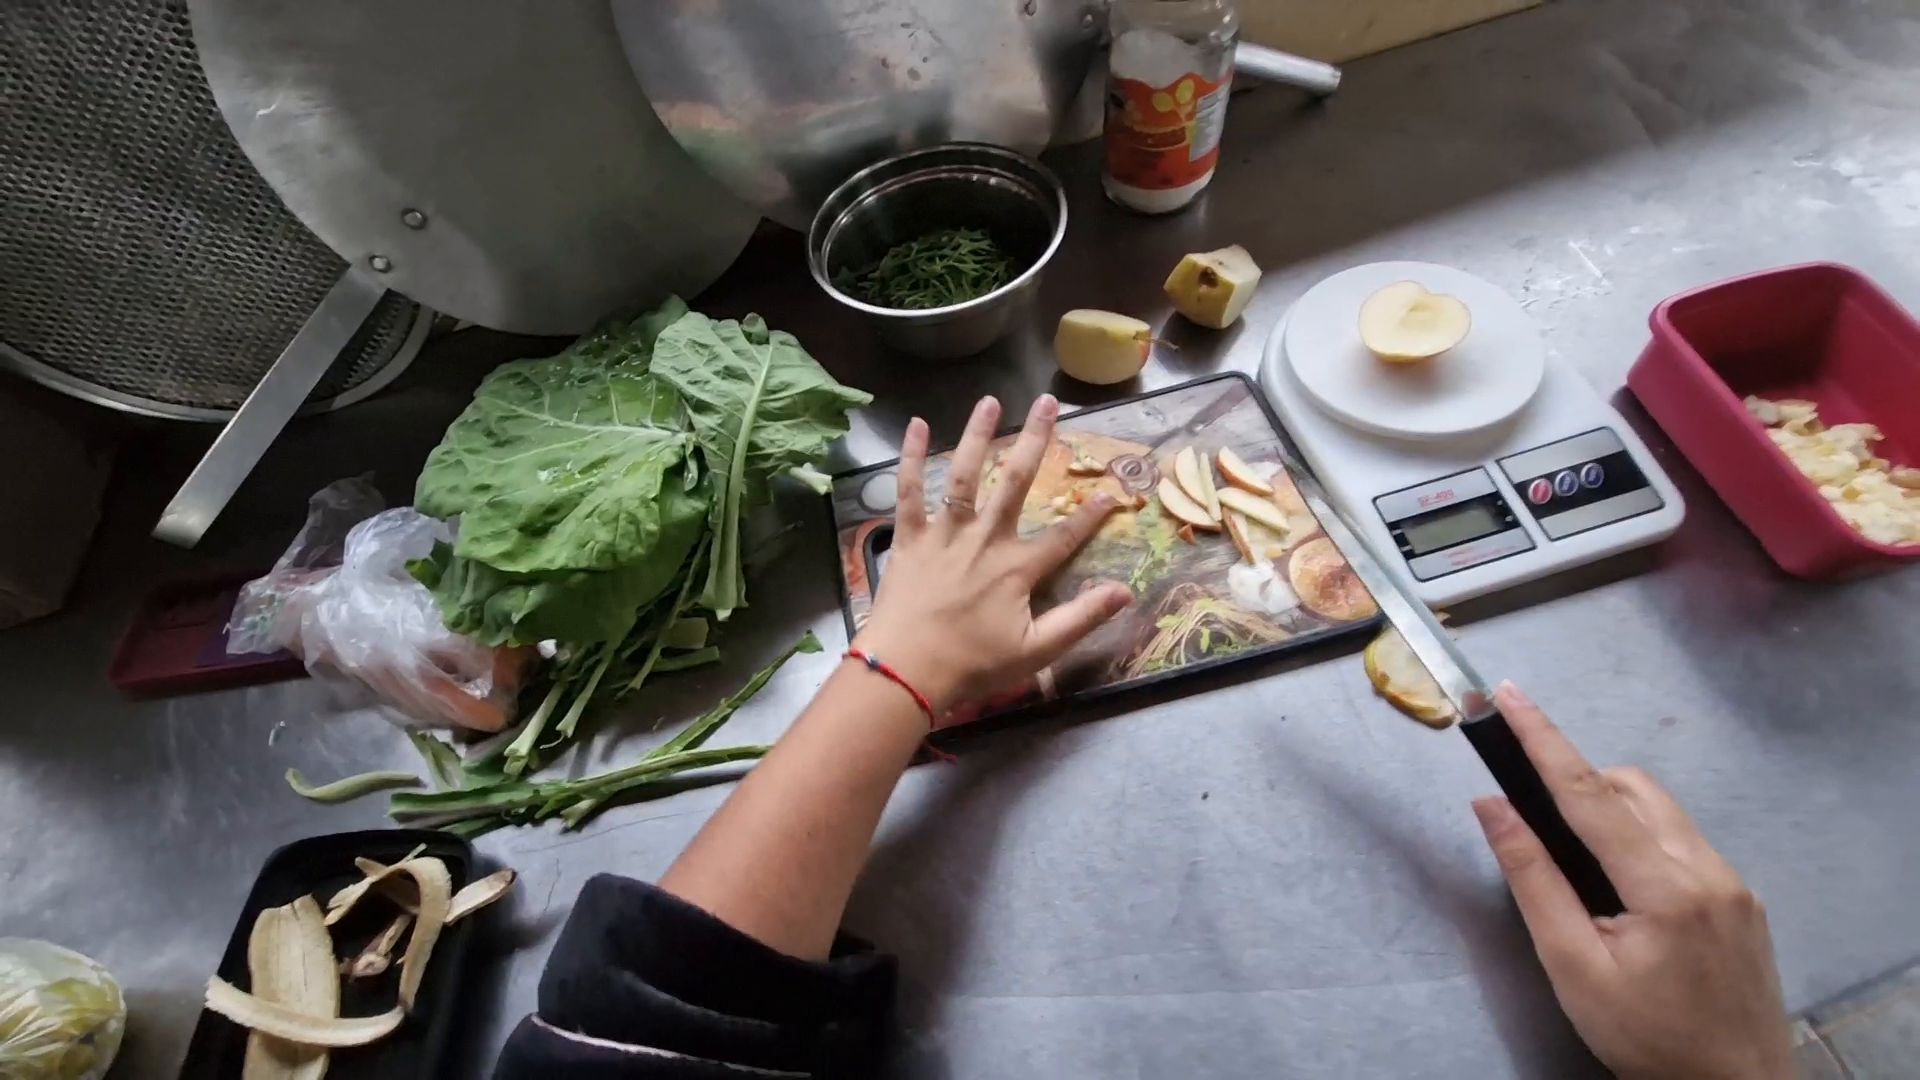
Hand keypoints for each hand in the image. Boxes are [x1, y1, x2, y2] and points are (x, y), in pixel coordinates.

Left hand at [854, 394, 1133, 714]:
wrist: (906, 671)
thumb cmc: (973, 664)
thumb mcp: (1037, 650)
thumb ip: (1083, 618)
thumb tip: (1126, 591)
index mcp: (1018, 567)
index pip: (1065, 535)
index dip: (1091, 515)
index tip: (1112, 492)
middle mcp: (985, 538)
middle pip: (1016, 482)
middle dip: (1036, 440)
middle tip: (1049, 403)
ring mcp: (945, 533)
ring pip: (965, 474)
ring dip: (978, 435)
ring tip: (990, 401)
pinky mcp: (911, 537)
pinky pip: (909, 491)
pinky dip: (911, 458)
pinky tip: (916, 425)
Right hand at [1473, 683, 1793, 1079]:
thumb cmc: (1641, 1034)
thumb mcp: (1568, 960)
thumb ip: (1529, 875)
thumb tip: (1490, 804)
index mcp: (1665, 888)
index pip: (1588, 793)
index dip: (1543, 739)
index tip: (1509, 696)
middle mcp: (1709, 872)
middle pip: (1630, 788)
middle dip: (1576, 776)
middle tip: (1532, 807)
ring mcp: (1732, 885)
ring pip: (1656, 806)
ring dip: (1605, 803)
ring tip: (1570, 848)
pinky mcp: (1739, 899)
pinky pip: (1676, 835)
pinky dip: (1632, 830)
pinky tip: (1613, 876)